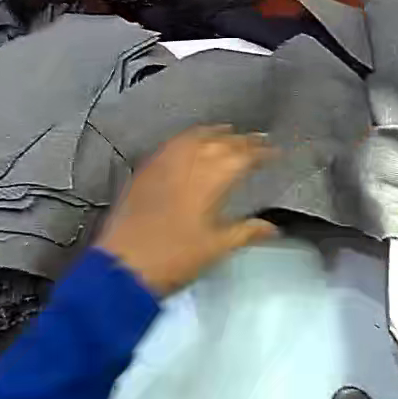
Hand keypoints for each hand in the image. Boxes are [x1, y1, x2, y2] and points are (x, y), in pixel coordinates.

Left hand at [96, 126, 278, 295]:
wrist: (123, 266)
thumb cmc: (174, 258)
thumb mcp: (216, 247)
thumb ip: (247, 232)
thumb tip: (272, 228)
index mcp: (210, 180)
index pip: (242, 156)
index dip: (261, 151)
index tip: (274, 151)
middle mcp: (188, 163)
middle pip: (220, 142)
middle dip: (242, 139)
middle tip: (257, 140)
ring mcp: (163, 164)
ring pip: (193, 137)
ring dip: (214, 133)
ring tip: (228, 132)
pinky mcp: (144, 171)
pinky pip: (170, 145)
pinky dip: (187, 138)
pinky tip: (190, 142)